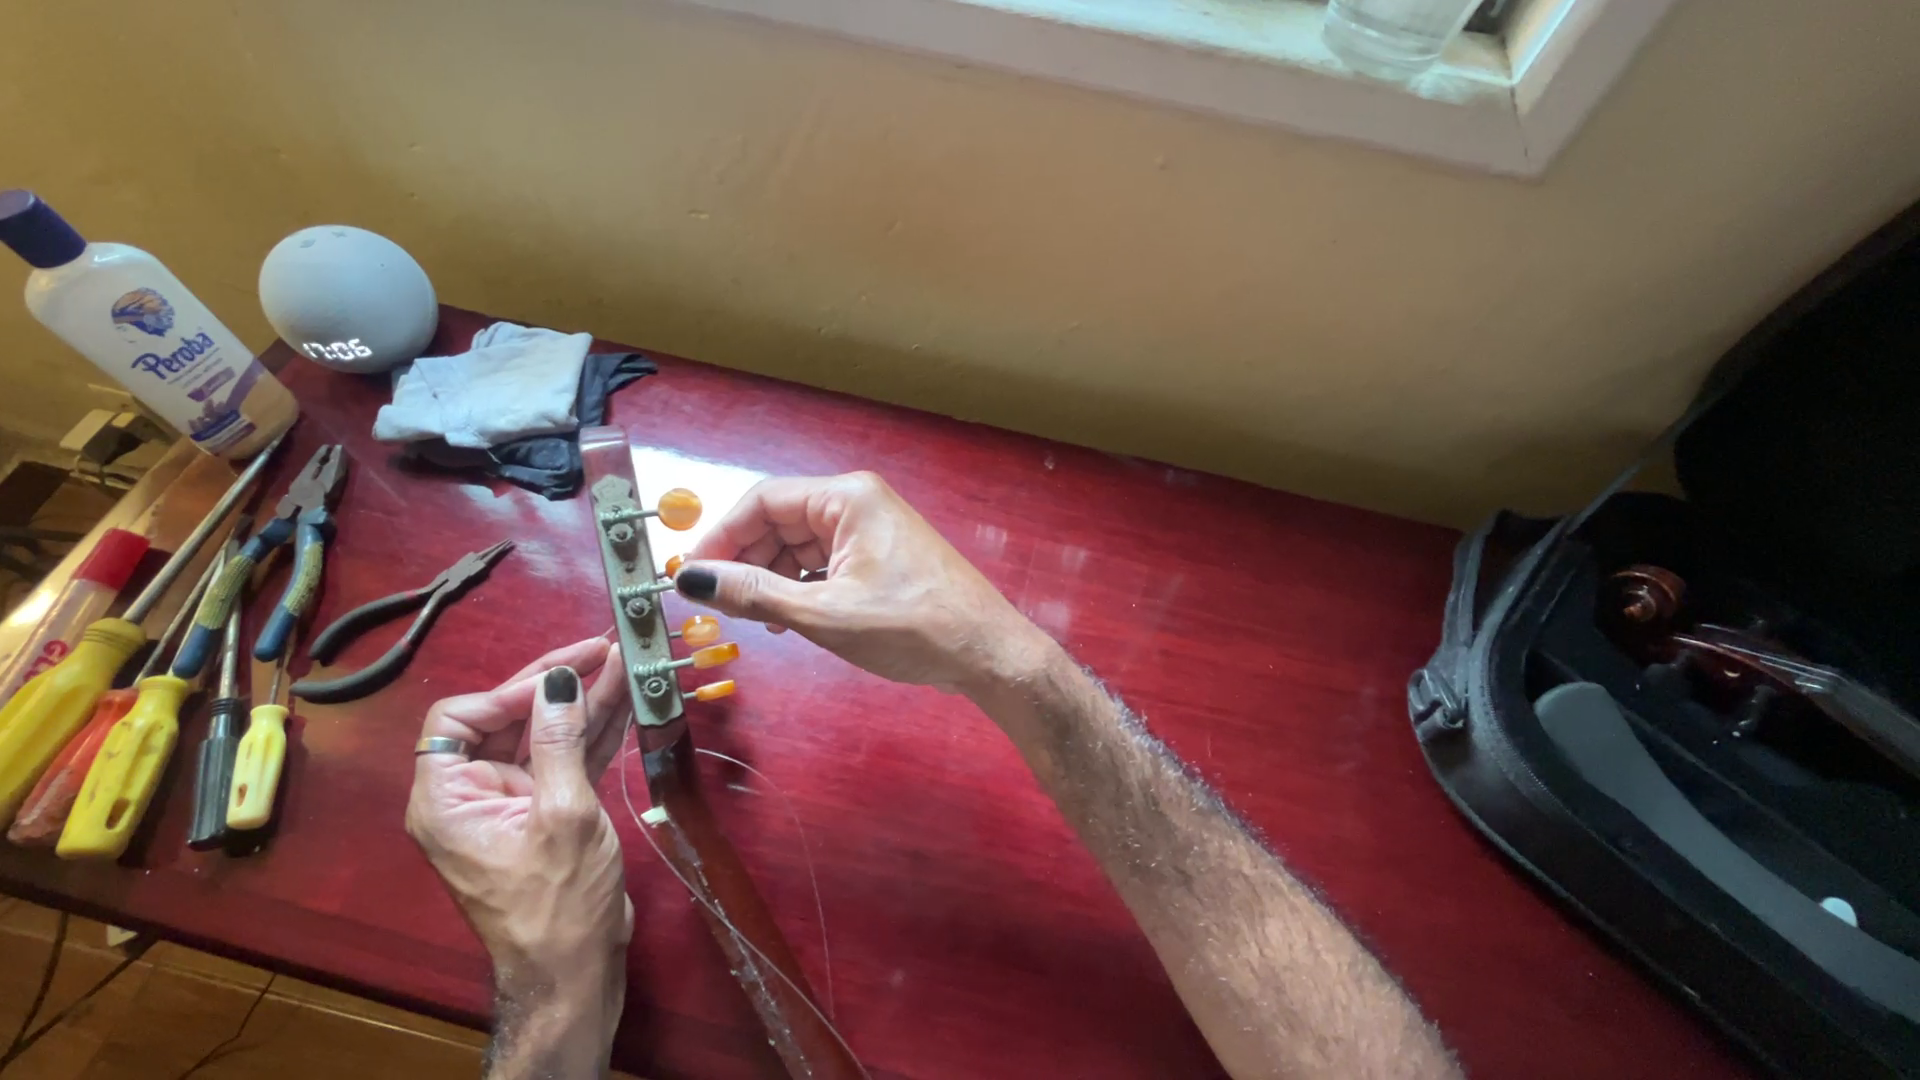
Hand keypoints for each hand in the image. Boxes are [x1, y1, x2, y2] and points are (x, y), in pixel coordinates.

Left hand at [405, 637, 632, 1078]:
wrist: (576, 968)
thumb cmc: (557, 899)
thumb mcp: (563, 814)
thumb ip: (560, 741)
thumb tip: (561, 679)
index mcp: (450, 796)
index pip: (460, 718)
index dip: (509, 691)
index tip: (561, 678)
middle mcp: (476, 791)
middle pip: (509, 719)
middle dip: (558, 684)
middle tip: (604, 649)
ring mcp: (516, 798)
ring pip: (548, 733)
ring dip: (586, 701)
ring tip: (624, 663)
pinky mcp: (551, 807)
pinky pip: (569, 756)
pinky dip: (596, 730)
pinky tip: (625, 700)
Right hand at [675, 472, 1053, 694]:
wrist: (986, 652)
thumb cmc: (910, 626)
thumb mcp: (823, 613)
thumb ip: (754, 594)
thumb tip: (692, 578)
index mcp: (847, 498)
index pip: (762, 502)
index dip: (720, 537)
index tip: (689, 575)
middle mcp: (858, 503)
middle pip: (780, 522)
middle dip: (745, 561)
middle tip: (717, 604)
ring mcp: (872, 530)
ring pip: (800, 545)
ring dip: (771, 579)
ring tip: (753, 618)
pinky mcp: (881, 557)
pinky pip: (825, 563)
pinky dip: (800, 587)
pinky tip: (787, 618)